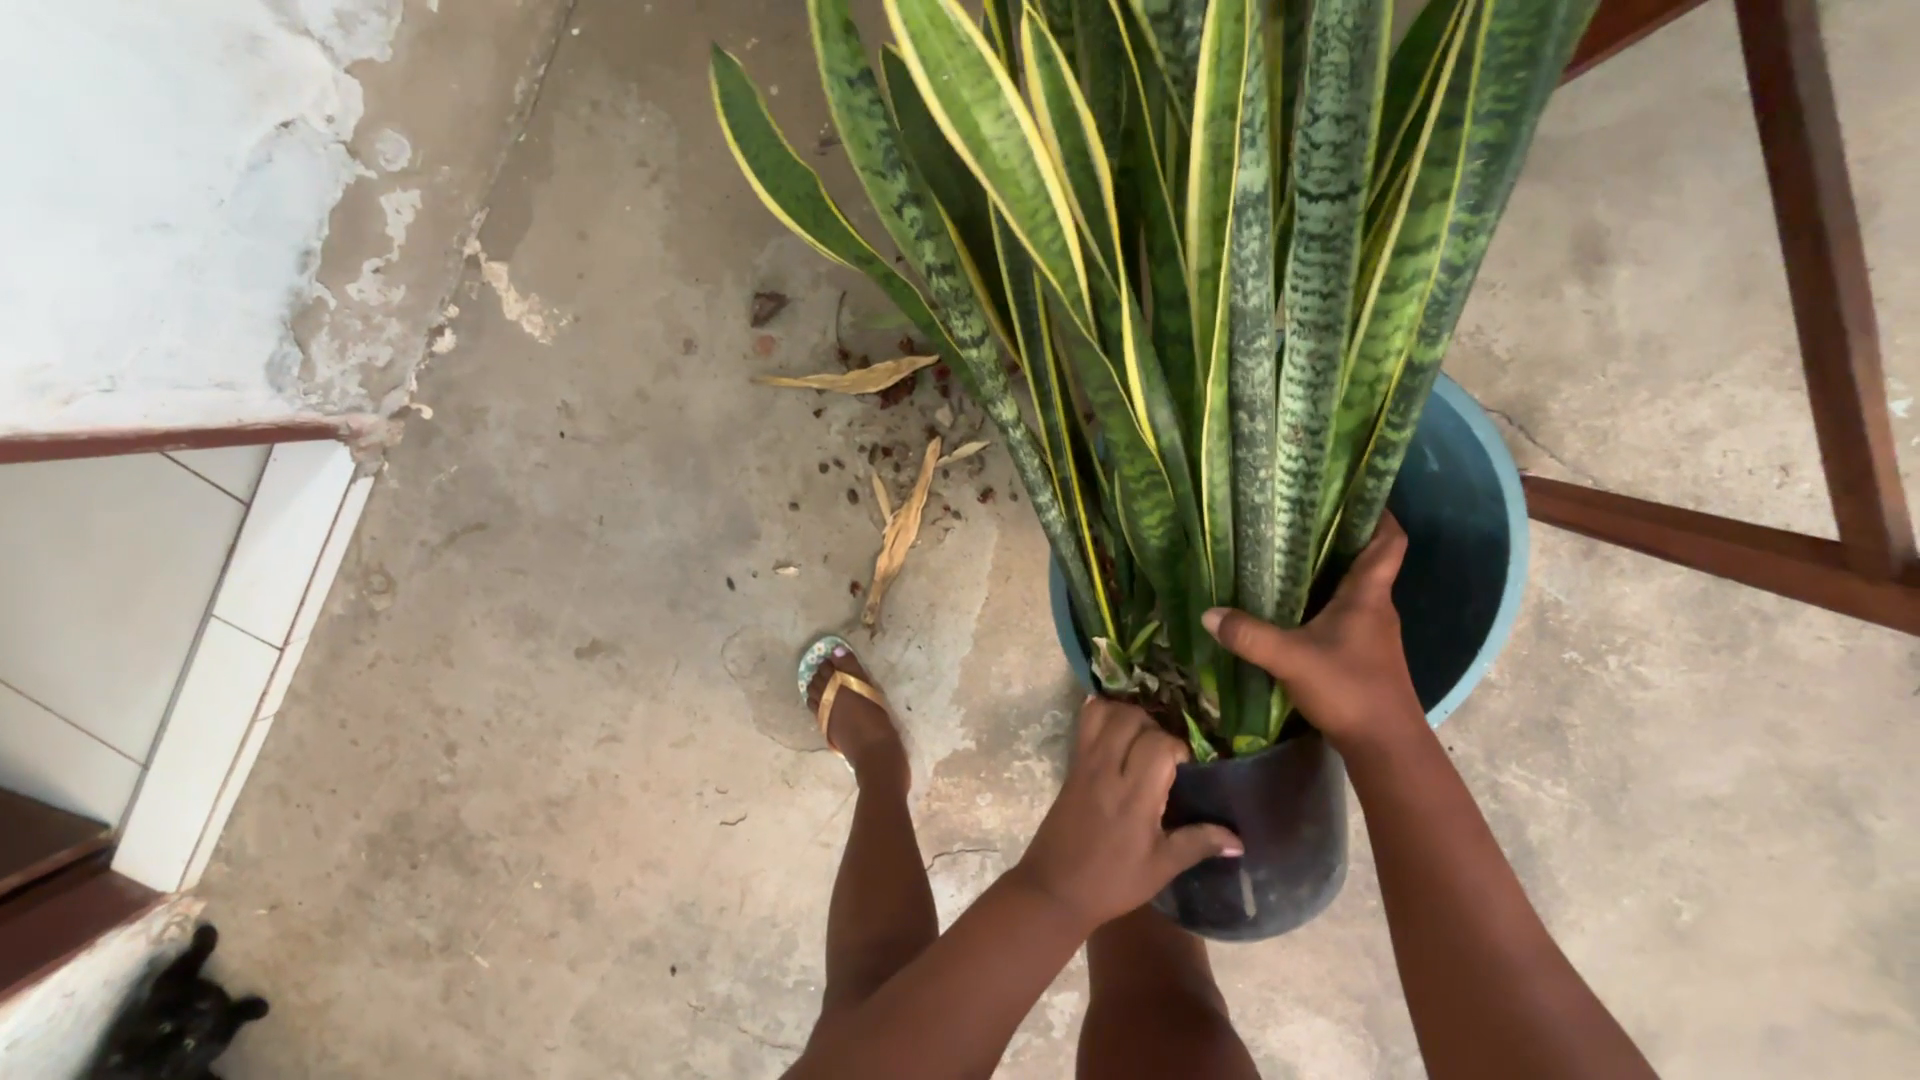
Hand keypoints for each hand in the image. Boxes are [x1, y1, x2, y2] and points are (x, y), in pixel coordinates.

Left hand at [1009, 697, 1242, 931]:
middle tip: (1163, 749)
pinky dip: (1101, 715)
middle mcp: (1107, 770)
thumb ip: (1198, 844)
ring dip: (1127, 714)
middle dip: (1154, 724)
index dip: (1177, 747)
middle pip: (1131, 719)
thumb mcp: (1160, 868)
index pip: (1159, 744)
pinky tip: (1117, 729)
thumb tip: (1239, 839)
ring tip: (1140, 736)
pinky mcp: (1070, 766)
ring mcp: (1084, 764)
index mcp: (1134, 796)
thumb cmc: (1111, 882)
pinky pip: (1084, 725)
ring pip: (1104, 713)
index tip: (1184, 767)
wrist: (1054, 889)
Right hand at [1201, 513, 1423, 748]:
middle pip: (1366, 560)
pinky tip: (1291, 610)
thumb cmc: (1349, 689)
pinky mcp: (1362, 654)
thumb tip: (1208, 613)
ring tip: (1285, 558)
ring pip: (1353, 589)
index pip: (1389, 541)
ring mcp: (1372, 633)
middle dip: (1338, 538)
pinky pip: (1343, 615)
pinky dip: (1322, 604)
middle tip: (1298, 521)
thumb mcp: (1291, 659)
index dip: (1378, 514)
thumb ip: (1249, 635)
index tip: (1354, 494)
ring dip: (1327, 572)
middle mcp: (1375, 607)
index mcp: (1368, 595)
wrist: (1385, 745)